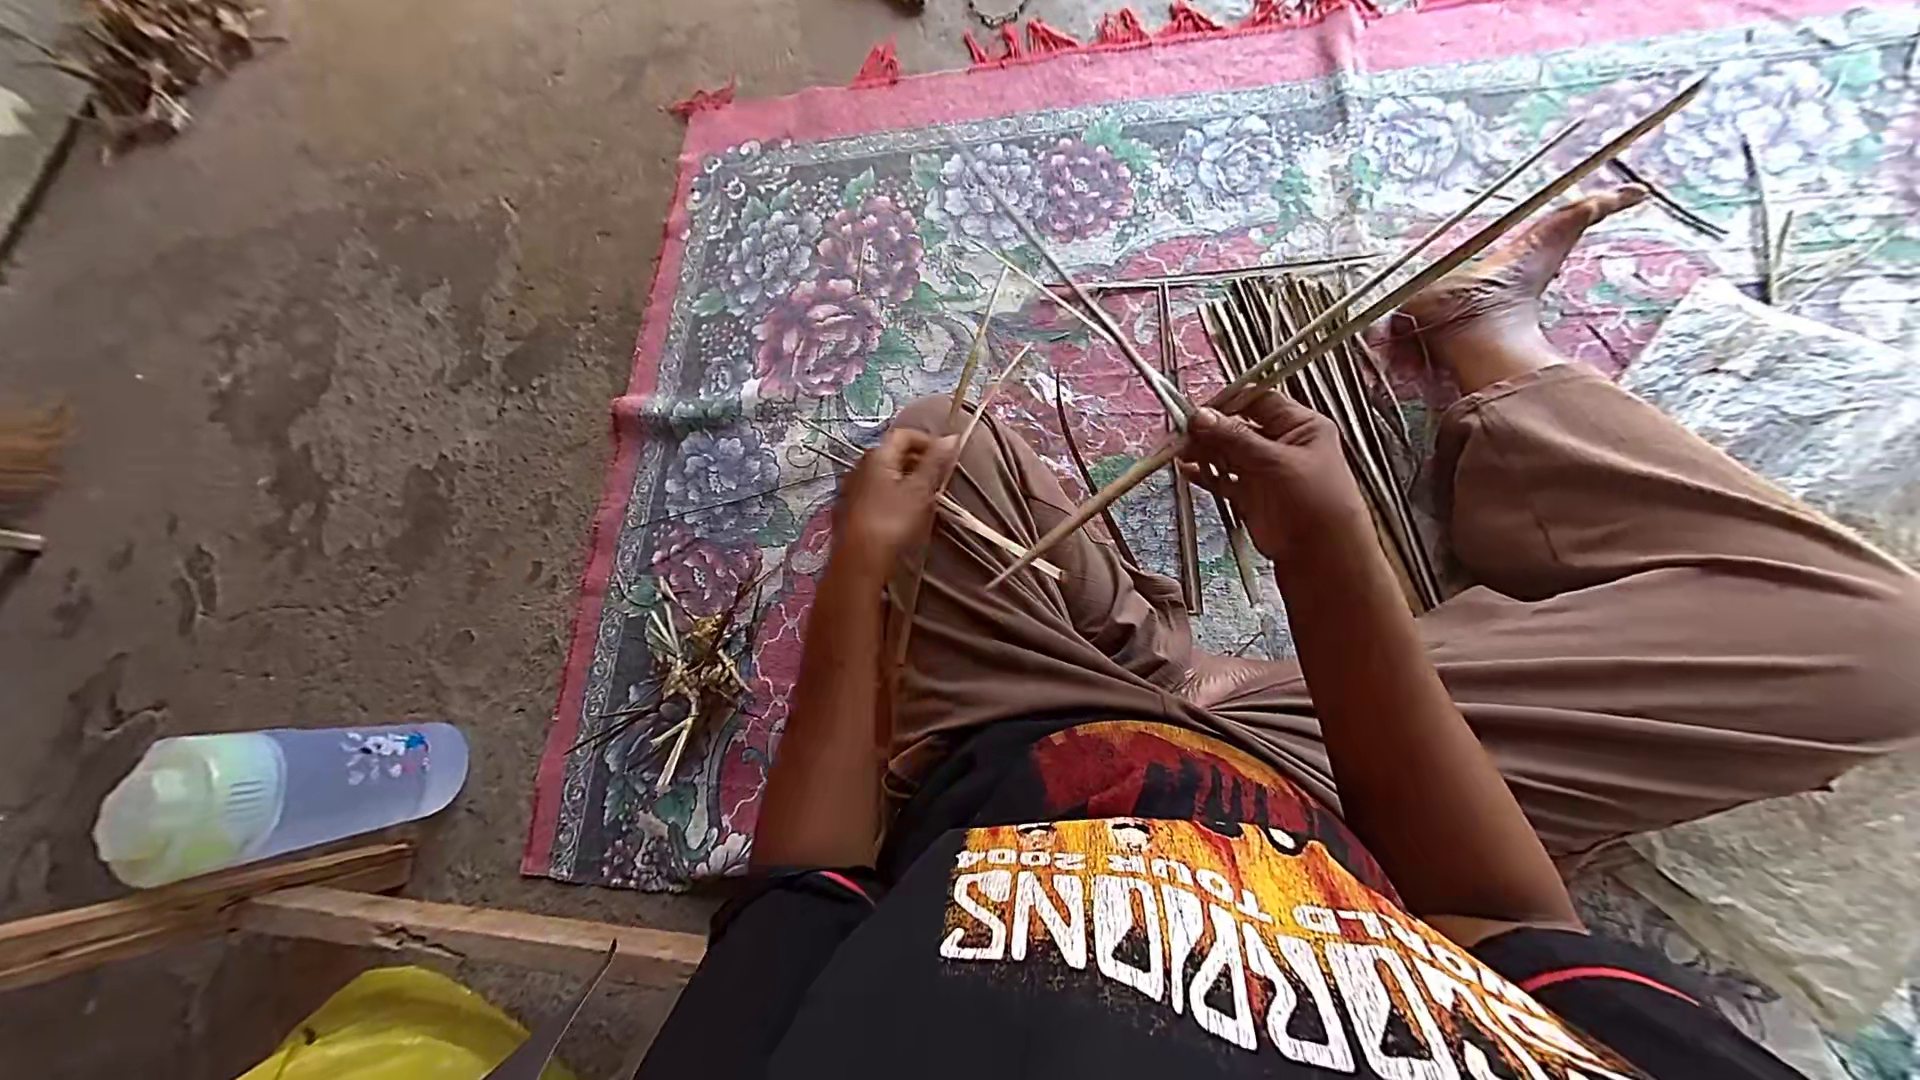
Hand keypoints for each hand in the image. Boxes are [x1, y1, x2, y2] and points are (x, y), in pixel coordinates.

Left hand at [832, 427, 958, 574]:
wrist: (859, 560)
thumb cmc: (892, 522)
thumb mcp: (919, 491)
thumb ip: (935, 462)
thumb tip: (951, 436)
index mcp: (877, 456)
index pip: (904, 434)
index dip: (927, 441)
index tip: (946, 457)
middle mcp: (860, 466)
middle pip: (893, 453)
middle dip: (919, 461)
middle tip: (940, 478)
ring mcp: (852, 488)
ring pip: (885, 474)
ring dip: (907, 479)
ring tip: (926, 497)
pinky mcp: (850, 509)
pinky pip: (877, 492)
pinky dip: (894, 494)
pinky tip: (903, 513)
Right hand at [1178, 394, 1370, 565]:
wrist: (1320, 552)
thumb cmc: (1312, 499)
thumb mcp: (1274, 460)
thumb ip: (1234, 437)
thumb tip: (1200, 416)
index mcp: (1299, 426)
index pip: (1258, 401)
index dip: (1228, 402)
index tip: (1197, 410)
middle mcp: (1280, 444)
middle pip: (1237, 427)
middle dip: (1209, 430)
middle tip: (1182, 433)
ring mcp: (1263, 470)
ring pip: (1226, 453)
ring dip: (1203, 452)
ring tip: (1180, 452)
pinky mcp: (1249, 494)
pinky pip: (1221, 478)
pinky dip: (1204, 475)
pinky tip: (1187, 471)